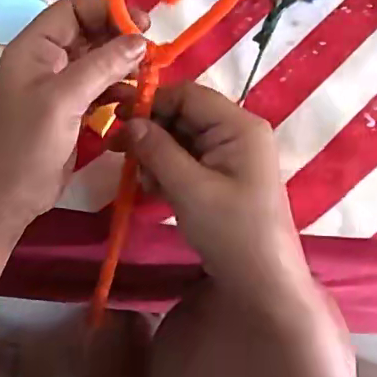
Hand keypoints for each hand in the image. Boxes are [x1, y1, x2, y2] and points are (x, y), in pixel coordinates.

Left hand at [0, 0, 146, 227]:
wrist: (8, 198)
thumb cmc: (27, 146)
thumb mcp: (63, 100)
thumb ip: (102, 66)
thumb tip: (140, 41)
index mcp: (33, 48)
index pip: (73, 9)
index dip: (109, 10)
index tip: (144, 25)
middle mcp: (44, 61)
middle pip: (88, 33)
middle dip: (120, 39)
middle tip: (152, 54)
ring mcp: (56, 87)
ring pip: (96, 62)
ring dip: (122, 66)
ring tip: (149, 77)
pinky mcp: (68, 111)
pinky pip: (97, 89)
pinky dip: (117, 90)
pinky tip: (136, 99)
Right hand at [120, 83, 310, 298]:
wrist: (261, 281)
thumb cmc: (231, 230)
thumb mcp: (189, 189)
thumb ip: (158, 151)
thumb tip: (130, 123)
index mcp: (238, 127)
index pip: (188, 95)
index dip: (151, 102)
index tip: (115, 119)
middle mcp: (236, 134)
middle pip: (183, 116)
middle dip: (150, 132)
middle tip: (115, 151)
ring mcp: (229, 157)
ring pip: (180, 140)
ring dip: (154, 155)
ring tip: (140, 180)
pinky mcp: (220, 178)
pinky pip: (185, 162)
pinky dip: (165, 171)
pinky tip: (152, 189)